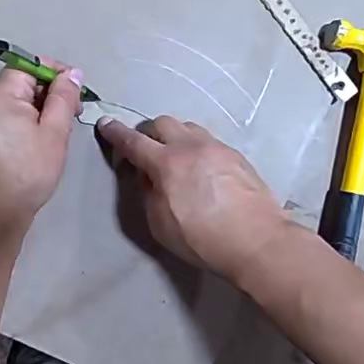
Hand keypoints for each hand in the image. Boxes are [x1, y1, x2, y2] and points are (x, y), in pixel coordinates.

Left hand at [0, 65, 81, 236]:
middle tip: (69, 115)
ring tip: (52, 132)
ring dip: (33, 108)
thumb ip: (64, 98)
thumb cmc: (27, 174)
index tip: (75, 91)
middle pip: (17, 83)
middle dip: (45, 93)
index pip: (27, 67)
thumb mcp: (54, 133)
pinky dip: (18, 121)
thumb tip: (71, 74)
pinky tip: (32, 142)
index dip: (54, 73)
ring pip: (9, 101)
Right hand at [96, 116, 296, 281]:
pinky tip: (199, 167)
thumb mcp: (161, 224)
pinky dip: (195, 147)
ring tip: (173, 156)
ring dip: (174, 136)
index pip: (133, 142)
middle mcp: (191, 147)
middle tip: (143, 148)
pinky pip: (208, 141)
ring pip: (188, 128)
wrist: (257, 240)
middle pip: (162, 123)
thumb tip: (147, 176)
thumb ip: (148, 194)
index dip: (116, 133)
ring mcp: (217, 147)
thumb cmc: (203, 240)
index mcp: (167, 163)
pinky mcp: (236, 155)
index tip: (106, 124)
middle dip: (147, 132)